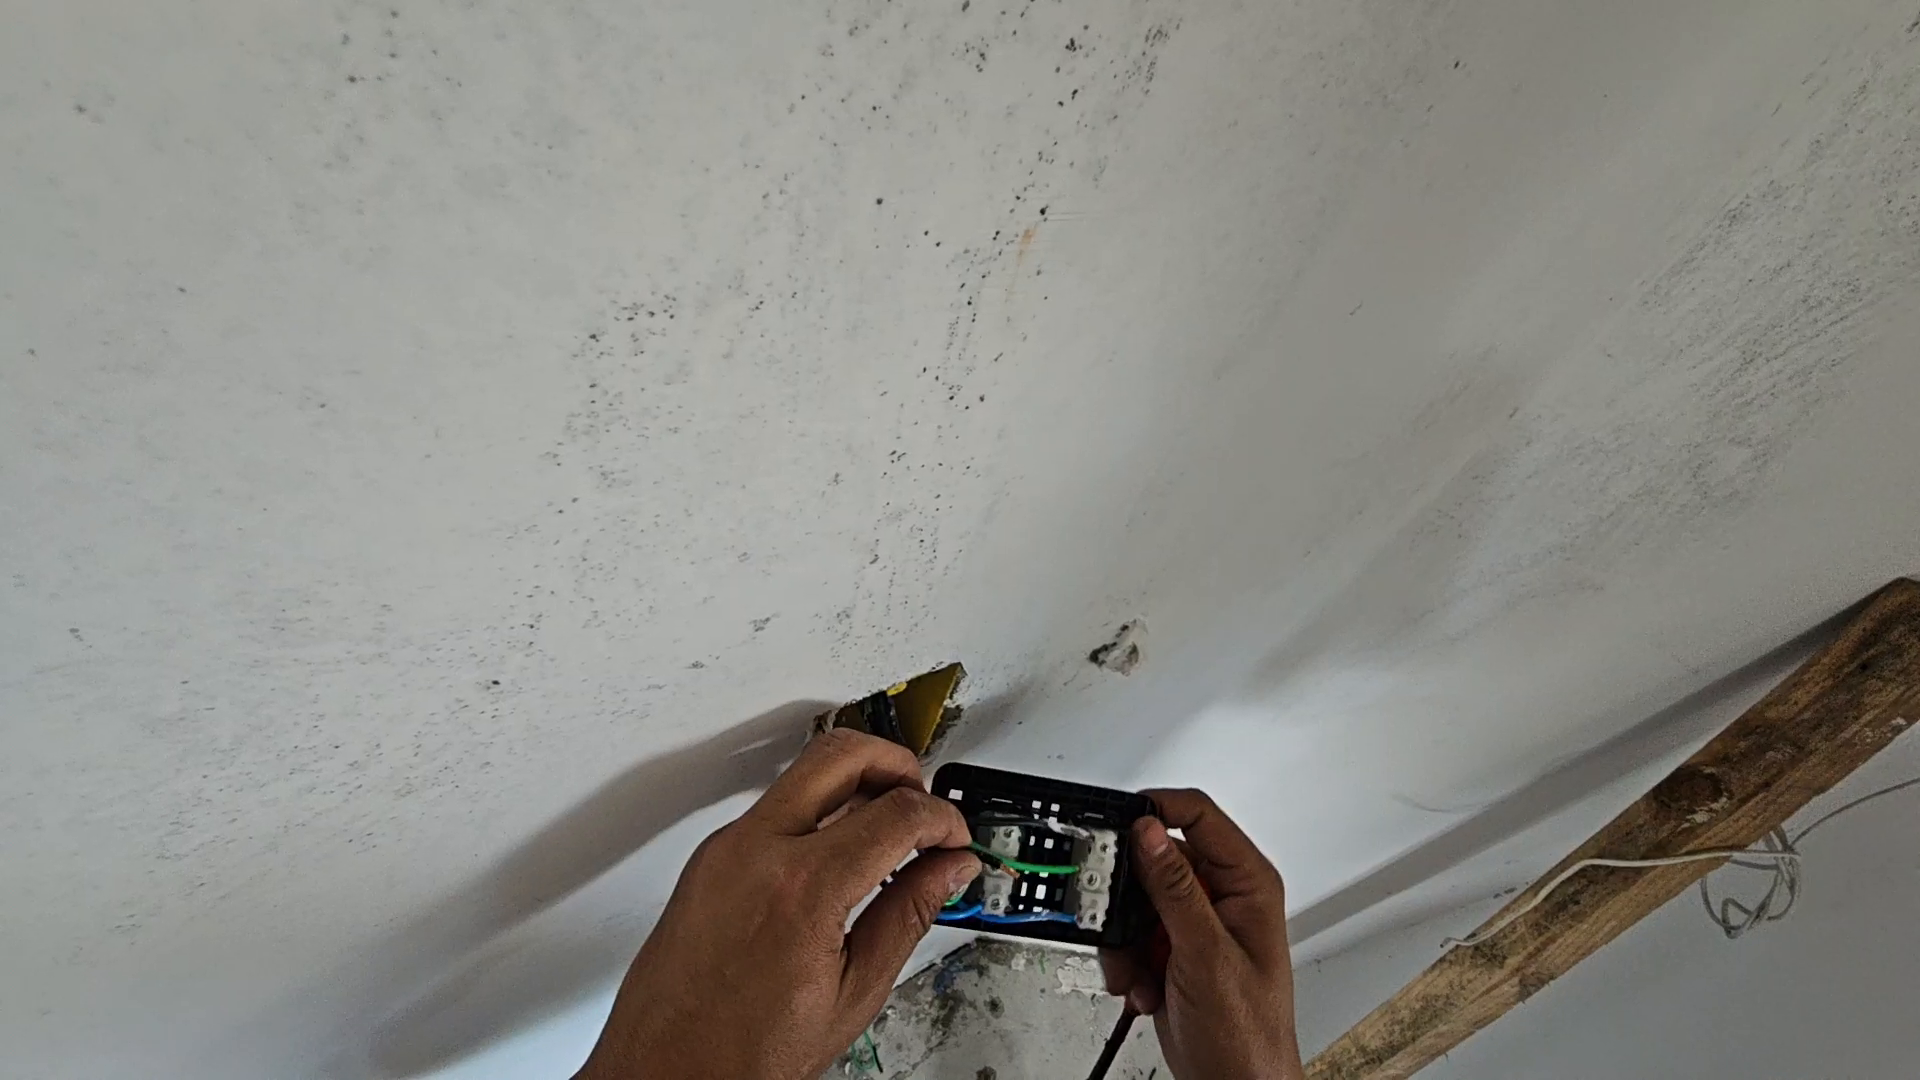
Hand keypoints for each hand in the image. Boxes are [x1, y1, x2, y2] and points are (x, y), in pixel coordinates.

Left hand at [575, 729, 981, 1079]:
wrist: (658, 1078)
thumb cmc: (740, 1059)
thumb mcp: (852, 994)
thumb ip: (909, 914)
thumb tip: (949, 868)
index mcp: (802, 889)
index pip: (896, 813)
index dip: (942, 818)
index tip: (954, 837)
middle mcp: (758, 850)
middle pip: (843, 753)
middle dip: (899, 763)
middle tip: (925, 801)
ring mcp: (728, 845)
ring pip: (808, 766)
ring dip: (860, 777)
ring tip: (889, 822)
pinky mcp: (712, 852)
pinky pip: (779, 801)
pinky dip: (823, 805)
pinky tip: (842, 846)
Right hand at [1100, 789, 1303, 1079]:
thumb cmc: (1248, 1039)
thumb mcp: (1206, 955)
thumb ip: (1174, 888)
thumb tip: (1148, 830)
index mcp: (1245, 882)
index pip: (1198, 814)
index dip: (1157, 808)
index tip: (1118, 823)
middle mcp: (1220, 892)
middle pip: (1155, 855)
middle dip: (1129, 893)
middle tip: (1115, 916)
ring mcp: (1192, 918)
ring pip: (1135, 893)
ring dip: (1124, 934)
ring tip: (1134, 967)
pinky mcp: (1170, 942)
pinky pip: (1129, 926)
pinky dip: (1125, 955)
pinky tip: (1141, 984)